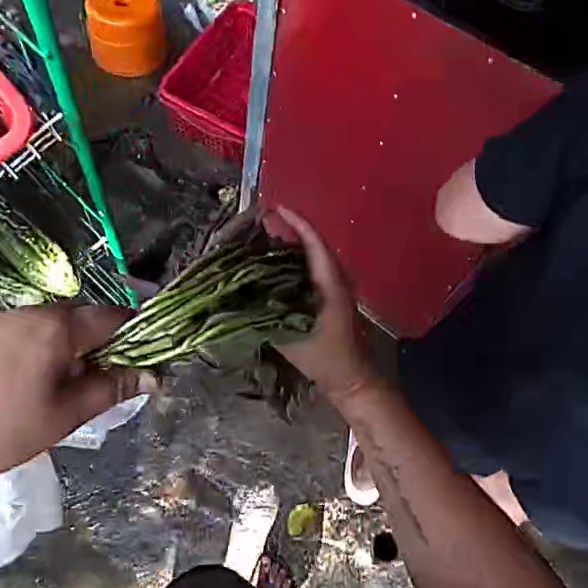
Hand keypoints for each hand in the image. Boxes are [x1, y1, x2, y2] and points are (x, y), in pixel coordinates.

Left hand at [0, 304, 135, 510]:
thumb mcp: (66, 415)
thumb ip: (112, 389)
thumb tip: (152, 376)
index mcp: (57, 326)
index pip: (113, 317)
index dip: (135, 334)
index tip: (142, 357)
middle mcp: (27, 312)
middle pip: (79, 319)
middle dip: (96, 344)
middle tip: (98, 380)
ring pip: (46, 326)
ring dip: (62, 347)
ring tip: (56, 388)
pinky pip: (15, 333)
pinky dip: (30, 351)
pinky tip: (18, 386)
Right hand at [265, 207, 379, 403]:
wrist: (351, 379)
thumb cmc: (324, 358)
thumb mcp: (290, 336)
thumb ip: (264, 316)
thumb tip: (237, 297)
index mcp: (331, 282)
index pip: (315, 243)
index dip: (298, 222)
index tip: (277, 208)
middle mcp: (337, 280)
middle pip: (313, 246)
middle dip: (289, 231)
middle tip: (260, 224)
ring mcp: (336, 289)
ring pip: (313, 259)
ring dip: (291, 248)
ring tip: (262, 241)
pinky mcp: (331, 300)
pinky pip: (313, 272)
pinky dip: (294, 265)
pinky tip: (274, 270)